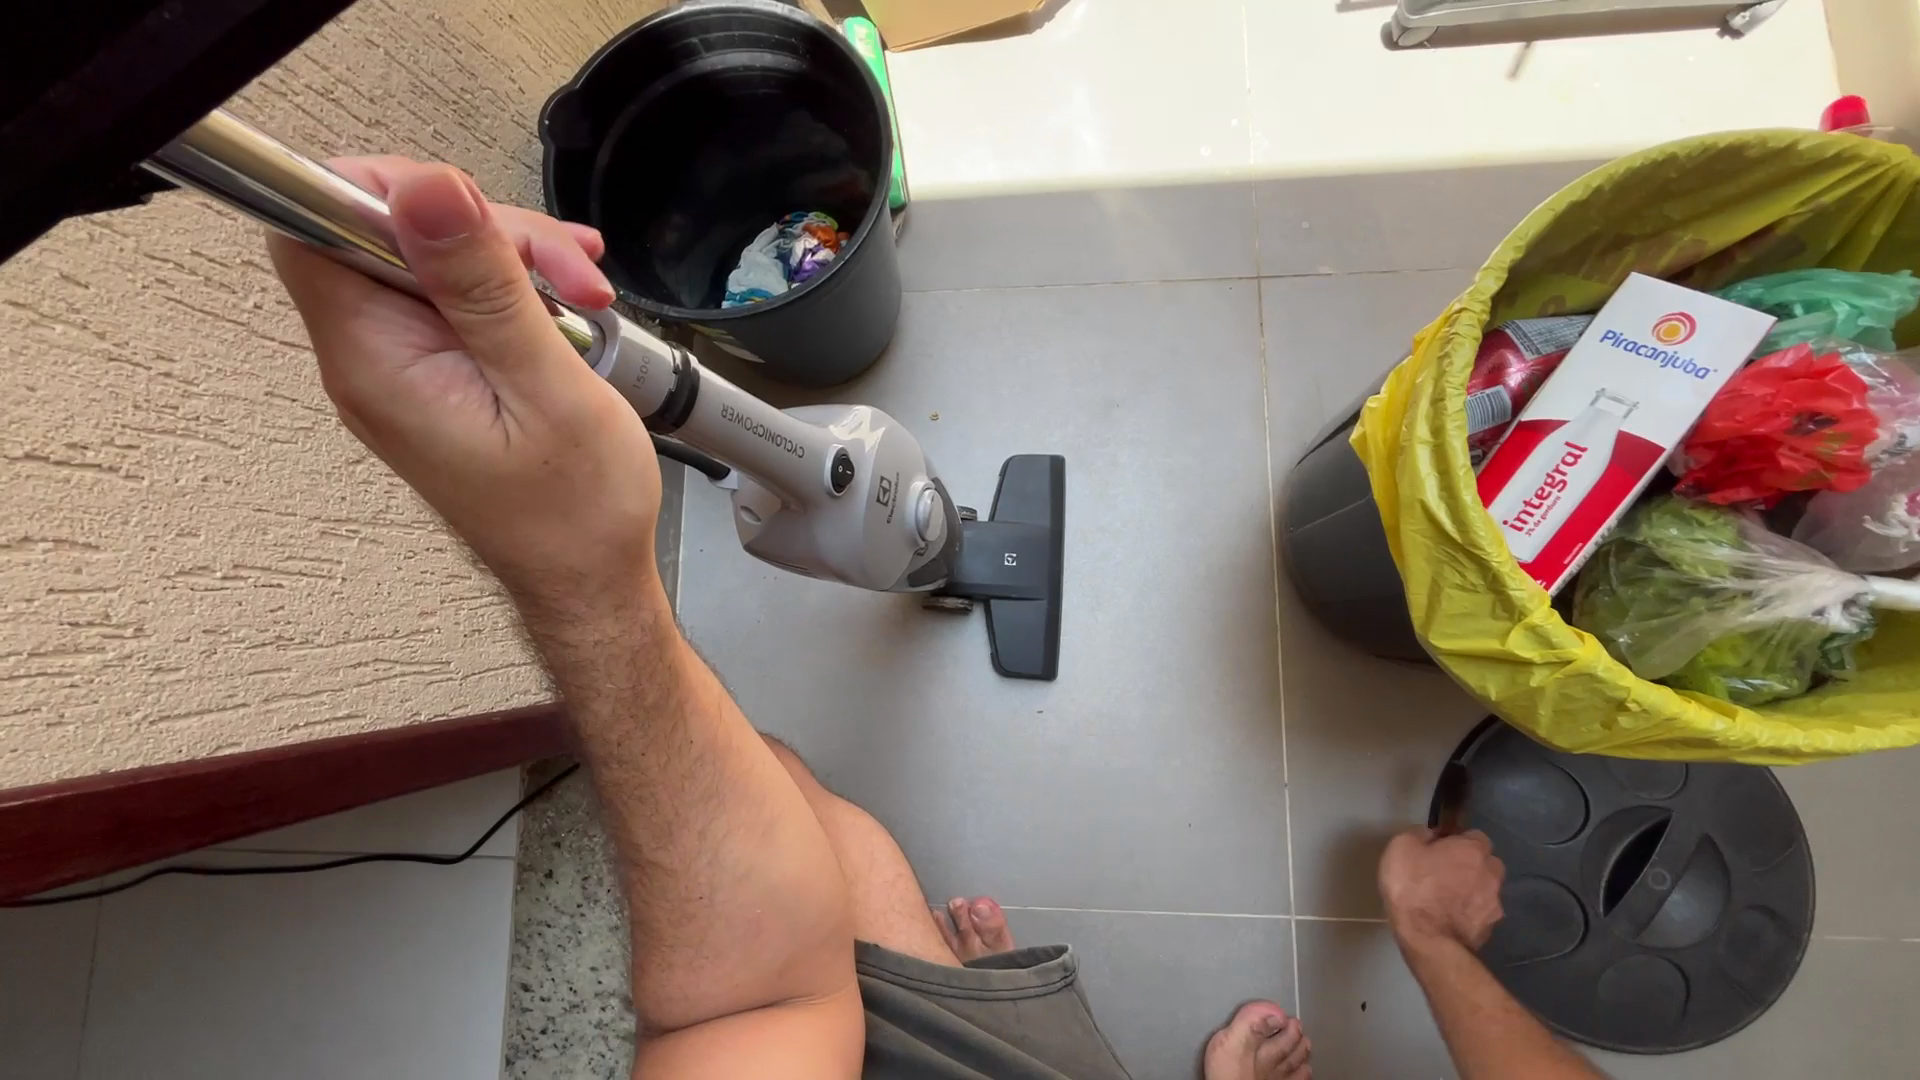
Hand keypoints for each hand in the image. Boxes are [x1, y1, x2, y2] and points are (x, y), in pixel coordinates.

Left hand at [267, 158, 662, 614]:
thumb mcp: (550, 390)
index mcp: (380, 364)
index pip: (320, 222)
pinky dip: (517, 294)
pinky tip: (569, 309)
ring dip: (517, 263)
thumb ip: (487, 291)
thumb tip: (428, 188)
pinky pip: (459, 307)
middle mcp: (373, 364)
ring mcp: (407, 374)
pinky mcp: (442, 382)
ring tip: (588, 297)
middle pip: (389, 237)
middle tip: (575, 274)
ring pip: (434, 267)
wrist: (589, 576)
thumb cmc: (580, 508)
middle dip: (491, 234)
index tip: (490, 219)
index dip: (398, 195)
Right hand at [1378, 827, 1505, 952]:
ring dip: (1472, 888)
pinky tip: (1449, 915)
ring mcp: (1494, 903)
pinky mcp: (1491, 928)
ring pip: (1486, 888)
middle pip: (1487, 863)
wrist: (1428, 938)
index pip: (1476, 836)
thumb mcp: (1401, 847)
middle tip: (1445, 869)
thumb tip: (1431, 835)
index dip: (1458, 839)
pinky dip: (1469, 910)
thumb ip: (1419, 835)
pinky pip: (1480, 911)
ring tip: (1446, 896)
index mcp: (1471, 850)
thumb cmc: (1412, 885)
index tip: (1439, 846)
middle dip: (1472, 863)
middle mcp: (1490, 874)